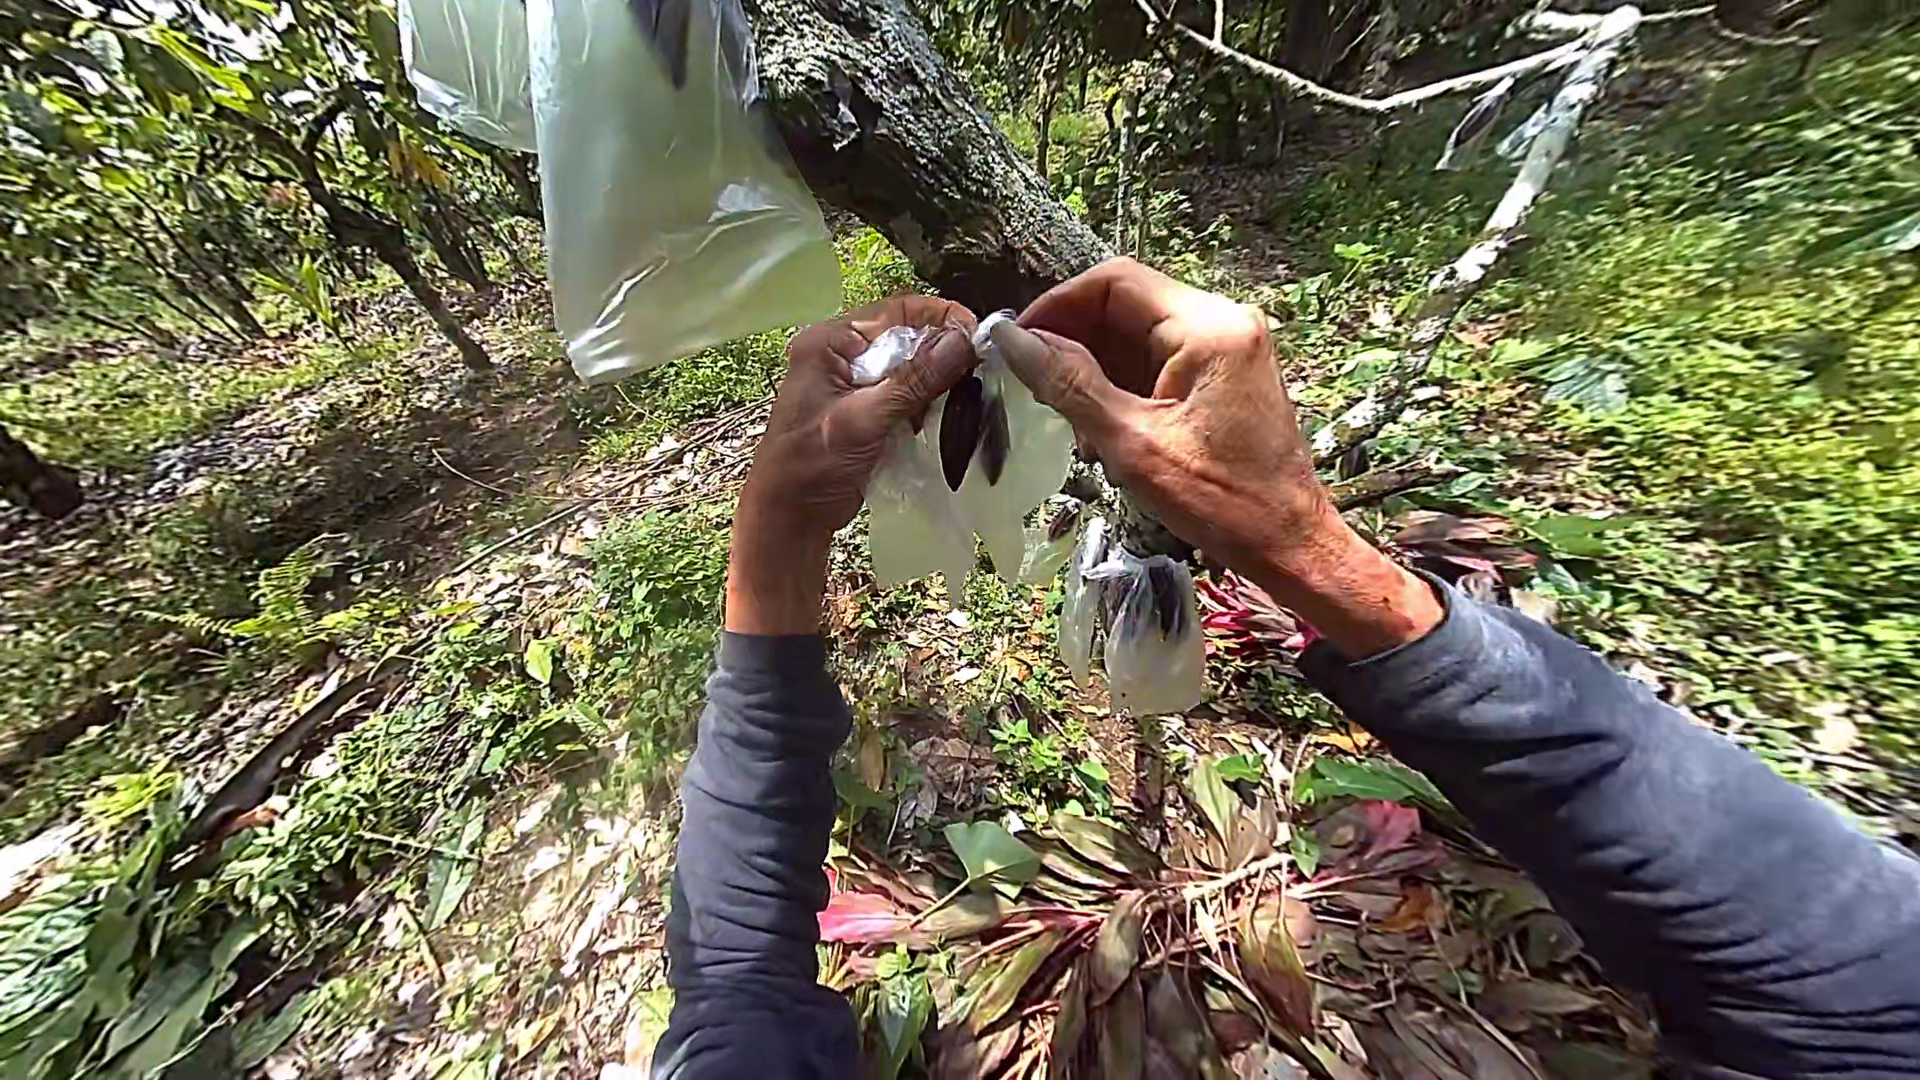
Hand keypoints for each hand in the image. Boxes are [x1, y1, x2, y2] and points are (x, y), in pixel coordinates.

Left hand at [727, 296, 977, 634]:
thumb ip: (913, 380)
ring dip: (937, 382)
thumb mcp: (864, 419)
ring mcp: (855, 386)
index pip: (895, 311)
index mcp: (831, 342)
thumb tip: (962, 342)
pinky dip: (926, 405)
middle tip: (978, 370)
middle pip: (906, 339)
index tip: (977, 337)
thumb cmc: (812, 464)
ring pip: (910, 370)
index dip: (940, 318)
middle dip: (942, 353)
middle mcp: (843, 356)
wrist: (790, 516)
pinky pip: (906, 397)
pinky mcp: (868, 413)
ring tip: (965, 395)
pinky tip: (943, 417)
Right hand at [994, 258, 1440, 655]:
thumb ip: (1070, 385)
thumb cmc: (1217, 501)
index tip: (1015, 342)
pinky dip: (1115, 387)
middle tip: (1030, 384)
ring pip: (1132, 337)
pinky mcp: (1216, 377)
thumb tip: (1014, 341)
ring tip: (1063, 416)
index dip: (1056, 306)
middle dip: (1070, 340)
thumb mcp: (1131, 443)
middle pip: (1123, 306)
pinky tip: (1096, 425)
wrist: (1286, 542)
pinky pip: (1151, 364)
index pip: (1114, 282)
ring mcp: (1220, 349)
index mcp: (1207, 327)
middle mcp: (1218, 323)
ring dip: (1089, 368)